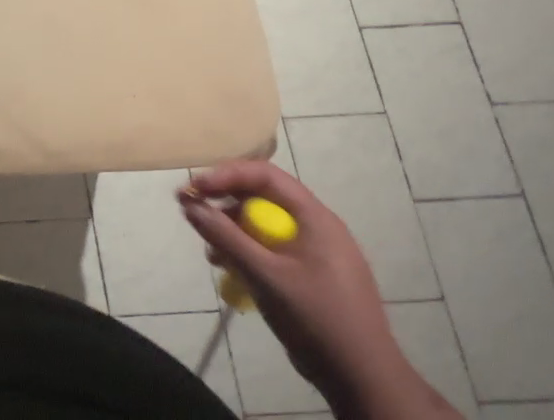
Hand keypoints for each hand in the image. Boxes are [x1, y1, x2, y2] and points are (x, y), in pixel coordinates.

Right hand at [179, 161, 406, 404]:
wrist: (363, 379)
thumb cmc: (316, 319)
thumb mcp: (264, 275)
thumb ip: (225, 237)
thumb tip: (189, 205)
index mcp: (316, 219)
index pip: (266, 176)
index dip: (225, 175)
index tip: (194, 190)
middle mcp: (318, 228)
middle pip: (263, 198)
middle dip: (224, 204)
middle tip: (192, 213)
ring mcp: (317, 253)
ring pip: (265, 225)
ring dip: (233, 232)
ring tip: (210, 252)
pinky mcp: (312, 276)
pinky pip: (272, 250)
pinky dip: (248, 253)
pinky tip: (230, 271)